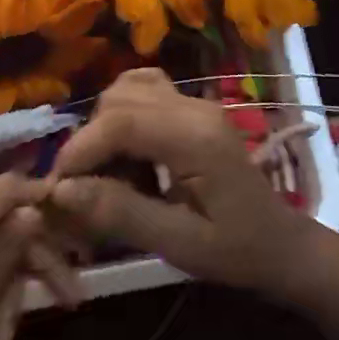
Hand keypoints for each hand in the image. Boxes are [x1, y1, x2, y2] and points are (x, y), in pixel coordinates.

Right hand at [47, 69, 321, 293]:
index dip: (79, 150)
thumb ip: (121, 212)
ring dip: (104, 126)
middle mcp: (195, 108)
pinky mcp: (194, 110)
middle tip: (82, 189)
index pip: (120, 121)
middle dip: (89, 141)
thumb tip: (61, 190)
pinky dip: (123, 114)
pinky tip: (125, 151)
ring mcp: (197, 104)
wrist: (281, 244)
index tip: (58, 190)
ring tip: (106, 172)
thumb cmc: (235, 250)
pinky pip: (146, 92)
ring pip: (129, 89)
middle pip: (119, 99)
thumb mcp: (178, 243)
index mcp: (195, 138)